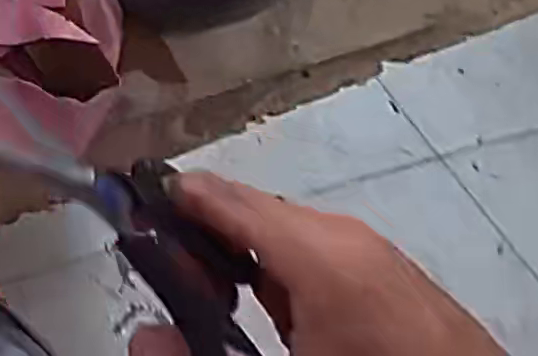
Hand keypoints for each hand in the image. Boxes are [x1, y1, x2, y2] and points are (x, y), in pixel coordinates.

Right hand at [129, 173, 504, 355]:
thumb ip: (204, 353)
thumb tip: (143, 340)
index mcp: (319, 254)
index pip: (220, 197)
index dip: (170, 200)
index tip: (133, 217)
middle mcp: (346, 237)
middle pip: (248, 209)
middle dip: (205, 234)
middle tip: (180, 282)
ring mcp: (380, 255)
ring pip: (284, 230)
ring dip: (246, 254)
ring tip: (226, 303)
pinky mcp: (403, 279)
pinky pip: (322, 251)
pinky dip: (287, 269)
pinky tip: (287, 319)